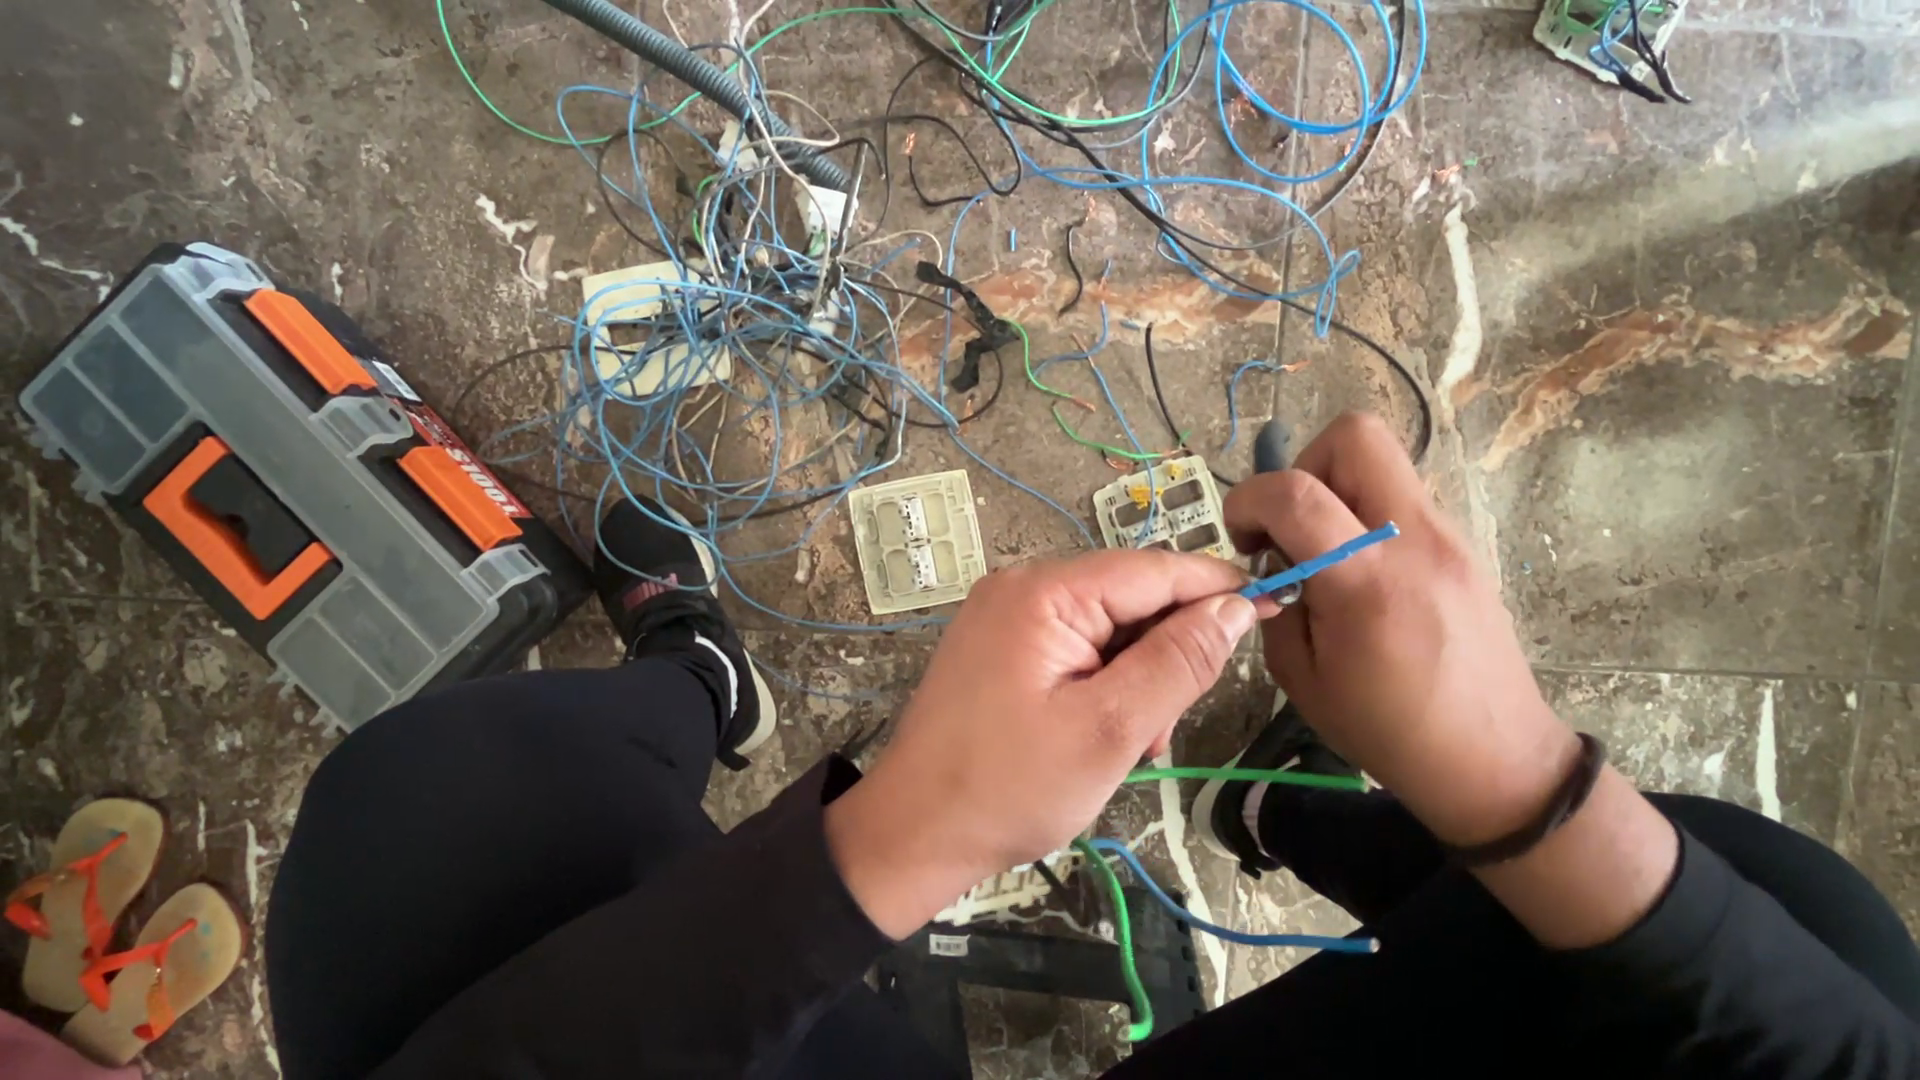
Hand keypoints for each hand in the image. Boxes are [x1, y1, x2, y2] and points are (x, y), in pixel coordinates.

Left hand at [824, 550, 1256, 937]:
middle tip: (1168, 724)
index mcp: (1043, 592)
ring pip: (1106, 629)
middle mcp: (1021, 587)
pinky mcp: (1000, 647)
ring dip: (1136, 679)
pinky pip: (1074, 649)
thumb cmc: (1010, 788)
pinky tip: (1105, 734)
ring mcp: (1005, 616)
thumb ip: (1177, 661)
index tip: (1274, 608)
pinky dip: (1102, 685)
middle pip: (1129, 599)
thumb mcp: (1110, 728)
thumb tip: (1234, 606)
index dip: (1216, 589)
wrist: (914, 833)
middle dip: (1165, 654)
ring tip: (1136, 744)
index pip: (1153, 570)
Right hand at [1223, 413, 1580, 846]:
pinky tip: (1360, 572)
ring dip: (1335, 490)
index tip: (1242, 538)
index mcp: (1365, 582)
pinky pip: (1400, 497)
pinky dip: (1365, 515)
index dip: (1246, 500)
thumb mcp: (1300, 676)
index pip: (1293, 492)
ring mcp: (1449, 536)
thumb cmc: (1385, 729)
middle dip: (1303, 466)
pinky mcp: (1462, 545)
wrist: (1493, 758)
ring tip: (1325, 552)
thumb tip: (1275, 566)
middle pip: (1355, 436)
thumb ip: (1277, 604)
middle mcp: (1414, 540)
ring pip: (1381, 461)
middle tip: (1292, 524)